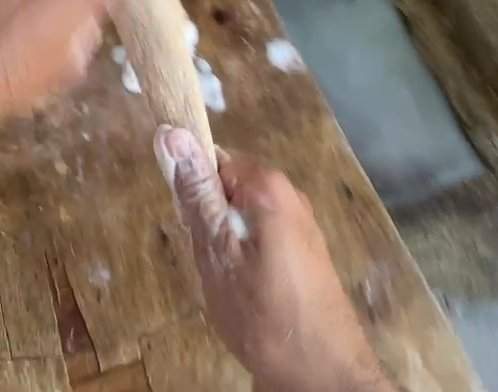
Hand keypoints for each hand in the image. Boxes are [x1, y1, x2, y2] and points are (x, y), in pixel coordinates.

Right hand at [155, 126, 393, 391]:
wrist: (326, 379)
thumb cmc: (265, 315)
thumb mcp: (217, 252)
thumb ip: (195, 193)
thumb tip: (171, 131)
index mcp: (267, 185)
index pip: (210, 158)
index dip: (192, 191)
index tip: (191, 227)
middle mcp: (288, 192)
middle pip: (226, 185)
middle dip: (209, 217)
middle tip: (210, 258)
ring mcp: (301, 221)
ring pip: (241, 212)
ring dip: (225, 238)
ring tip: (228, 278)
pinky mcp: (306, 248)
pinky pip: (260, 231)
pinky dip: (245, 252)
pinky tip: (247, 289)